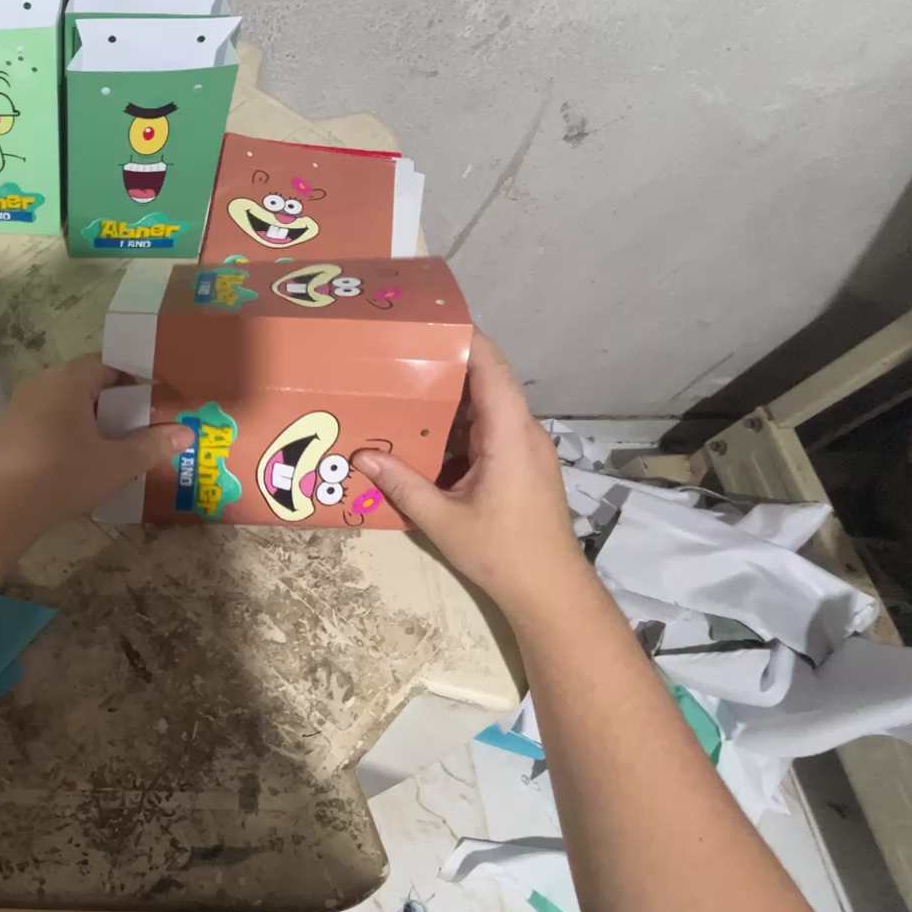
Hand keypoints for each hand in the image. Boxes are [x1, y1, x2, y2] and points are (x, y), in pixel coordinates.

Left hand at [0, 354, 193, 541]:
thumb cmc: (62, 475)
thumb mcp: (116, 464)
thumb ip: (152, 446)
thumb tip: (187, 433)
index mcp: (69, 379)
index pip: (109, 365)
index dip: (136, 382)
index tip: (156, 404)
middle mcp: (42, 383)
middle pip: (88, 384)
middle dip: (116, 405)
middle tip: (143, 429)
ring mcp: (21, 407)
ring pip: (68, 406)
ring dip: (93, 423)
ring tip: (117, 449)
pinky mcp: (10, 432)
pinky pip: (49, 423)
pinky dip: (70, 436)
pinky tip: (82, 464)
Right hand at [351, 330, 583, 608]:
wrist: (549, 589)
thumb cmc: (500, 551)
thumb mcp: (441, 518)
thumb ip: (401, 484)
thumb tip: (362, 456)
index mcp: (509, 435)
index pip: (492, 370)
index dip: (466, 340)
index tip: (430, 322)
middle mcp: (522, 433)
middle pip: (487, 383)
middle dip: (446, 366)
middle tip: (399, 356)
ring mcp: (523, 449)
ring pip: (485, 408)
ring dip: (447, 399)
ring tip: (402, 389)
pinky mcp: (518, 465)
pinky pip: (485, 431)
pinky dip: (455, 426)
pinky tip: (421, 435)